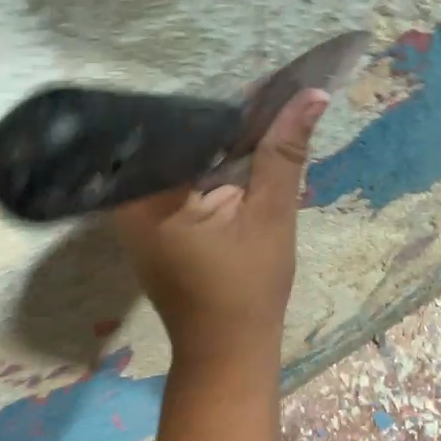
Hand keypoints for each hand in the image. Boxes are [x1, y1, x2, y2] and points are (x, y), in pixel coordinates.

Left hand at [113, 89, 329, 361]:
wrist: (229, 353)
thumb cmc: (248, 290)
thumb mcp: (271, 215)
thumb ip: (284, 153)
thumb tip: (313, 95)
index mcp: (146, 192)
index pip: (181, 125)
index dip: (227, 106)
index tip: (264, 88)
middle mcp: (128, 198)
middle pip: (177, 141)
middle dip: (222, 127)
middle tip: (266, 103)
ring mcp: (135, 215)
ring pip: (180, 162)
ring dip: (218, 150)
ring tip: (258, 127)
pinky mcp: (151, 228)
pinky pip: (178, 184)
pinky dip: (209, 174)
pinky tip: (237, 165)